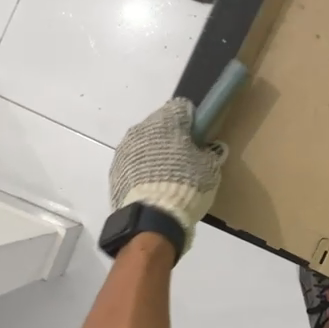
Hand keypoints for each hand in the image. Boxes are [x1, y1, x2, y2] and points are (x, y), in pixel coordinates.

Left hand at [108, 97, 228, 254]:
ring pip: (145, 145)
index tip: (201, 137)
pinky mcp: (115, 172)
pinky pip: (135, 164)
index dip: (193, 121)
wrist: (152, 219)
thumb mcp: (209, 169)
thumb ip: (210, 153)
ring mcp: (124, 152)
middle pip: (160, 126)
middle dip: (173, 138)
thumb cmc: (185, 185)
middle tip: (188, 158)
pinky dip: (144, 171)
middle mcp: (141, 130)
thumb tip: (213, 148)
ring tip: (170, 176)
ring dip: (157, 154)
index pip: (181, 108)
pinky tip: (155, 187)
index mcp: (165, 122)